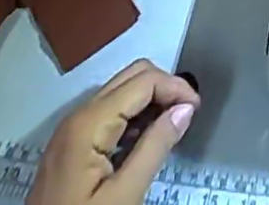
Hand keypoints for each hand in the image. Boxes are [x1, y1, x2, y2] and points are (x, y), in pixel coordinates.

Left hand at [30, 58, 199, 204]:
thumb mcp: (123, 197)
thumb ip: (155, 147)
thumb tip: (185, 108)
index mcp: (89, 123)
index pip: (143, 81)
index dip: (175, 87)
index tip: (196, 110)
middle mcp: (79, 114)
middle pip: (132, 76)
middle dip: (164, 87)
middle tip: (186, 115)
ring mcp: (72, 129)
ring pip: (122, 90)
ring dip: (151, 99)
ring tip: (172, 126)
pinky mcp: (72, 144)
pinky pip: (110, 111)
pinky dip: (135, 114)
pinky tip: (147, 138)